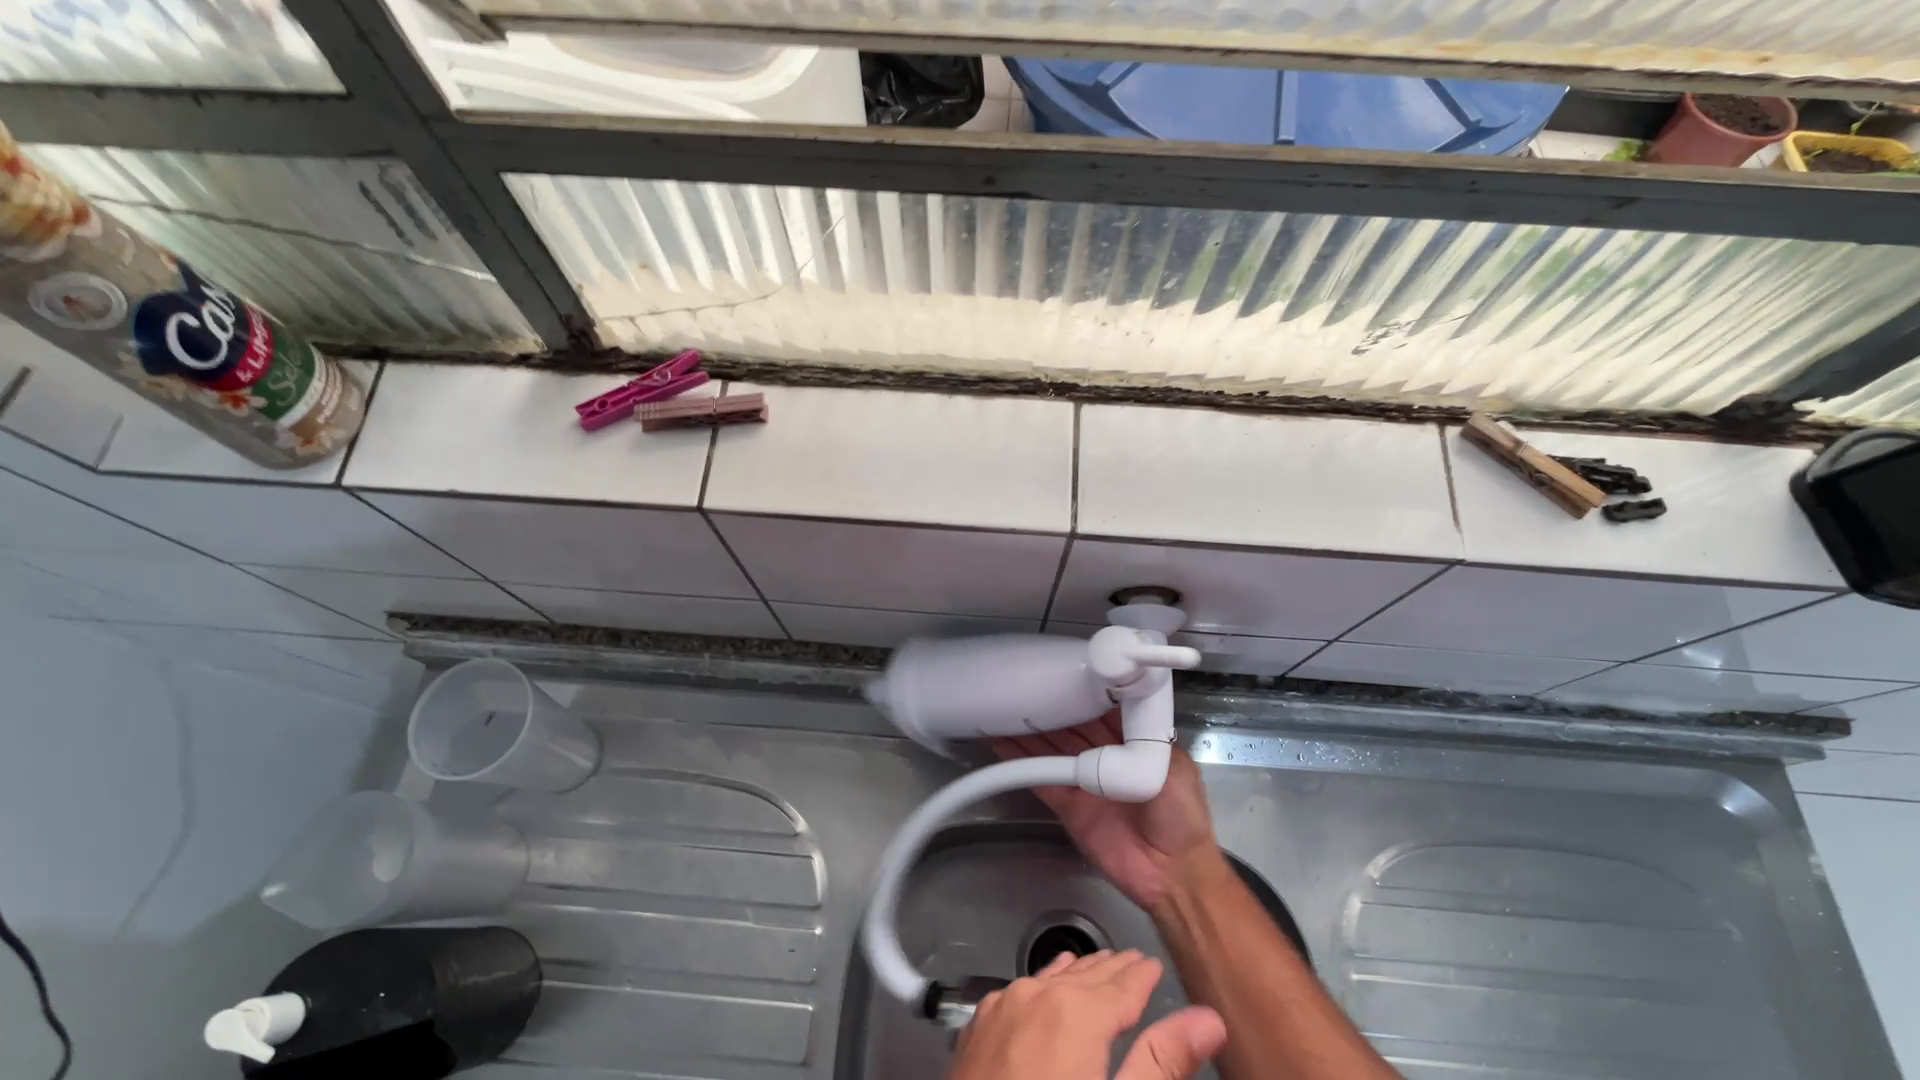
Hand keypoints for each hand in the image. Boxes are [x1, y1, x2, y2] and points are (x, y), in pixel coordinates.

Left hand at [950, 950, 1225, 1079]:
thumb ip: (1162, 1061)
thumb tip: (1207, 1021)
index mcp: (1075, 1011)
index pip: (1123, 985)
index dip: (1143, 976)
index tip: (1156, 965)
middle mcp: (1035, 996)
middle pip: (1087, 976)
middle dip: (1115, 970)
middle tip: (1136, 962)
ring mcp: (1001, 1008)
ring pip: (1052, 979)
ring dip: (1081, 974)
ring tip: (1101, 968)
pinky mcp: (979, 1027)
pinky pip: (1022, 991)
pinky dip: (1044, 984)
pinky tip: (1048, 984)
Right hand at [993, 711, 1217, 911]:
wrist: (1174, 872)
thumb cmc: (1181, 815)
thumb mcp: (1173, 765)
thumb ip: (1141, 736)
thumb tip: (1113, 709)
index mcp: (1135, 744)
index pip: (1103, 712)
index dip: (1083, 694)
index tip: (1062, 673)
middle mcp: (1108, 759)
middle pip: (1073, 729)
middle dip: (1051, 710)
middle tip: (1024, 689)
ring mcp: (1087, 783)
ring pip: (1053, 751)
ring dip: (1031, 734)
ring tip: (1006, 712)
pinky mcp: (1070, 807)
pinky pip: (1043, 781)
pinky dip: (1023, 765)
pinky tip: (1004, 746)